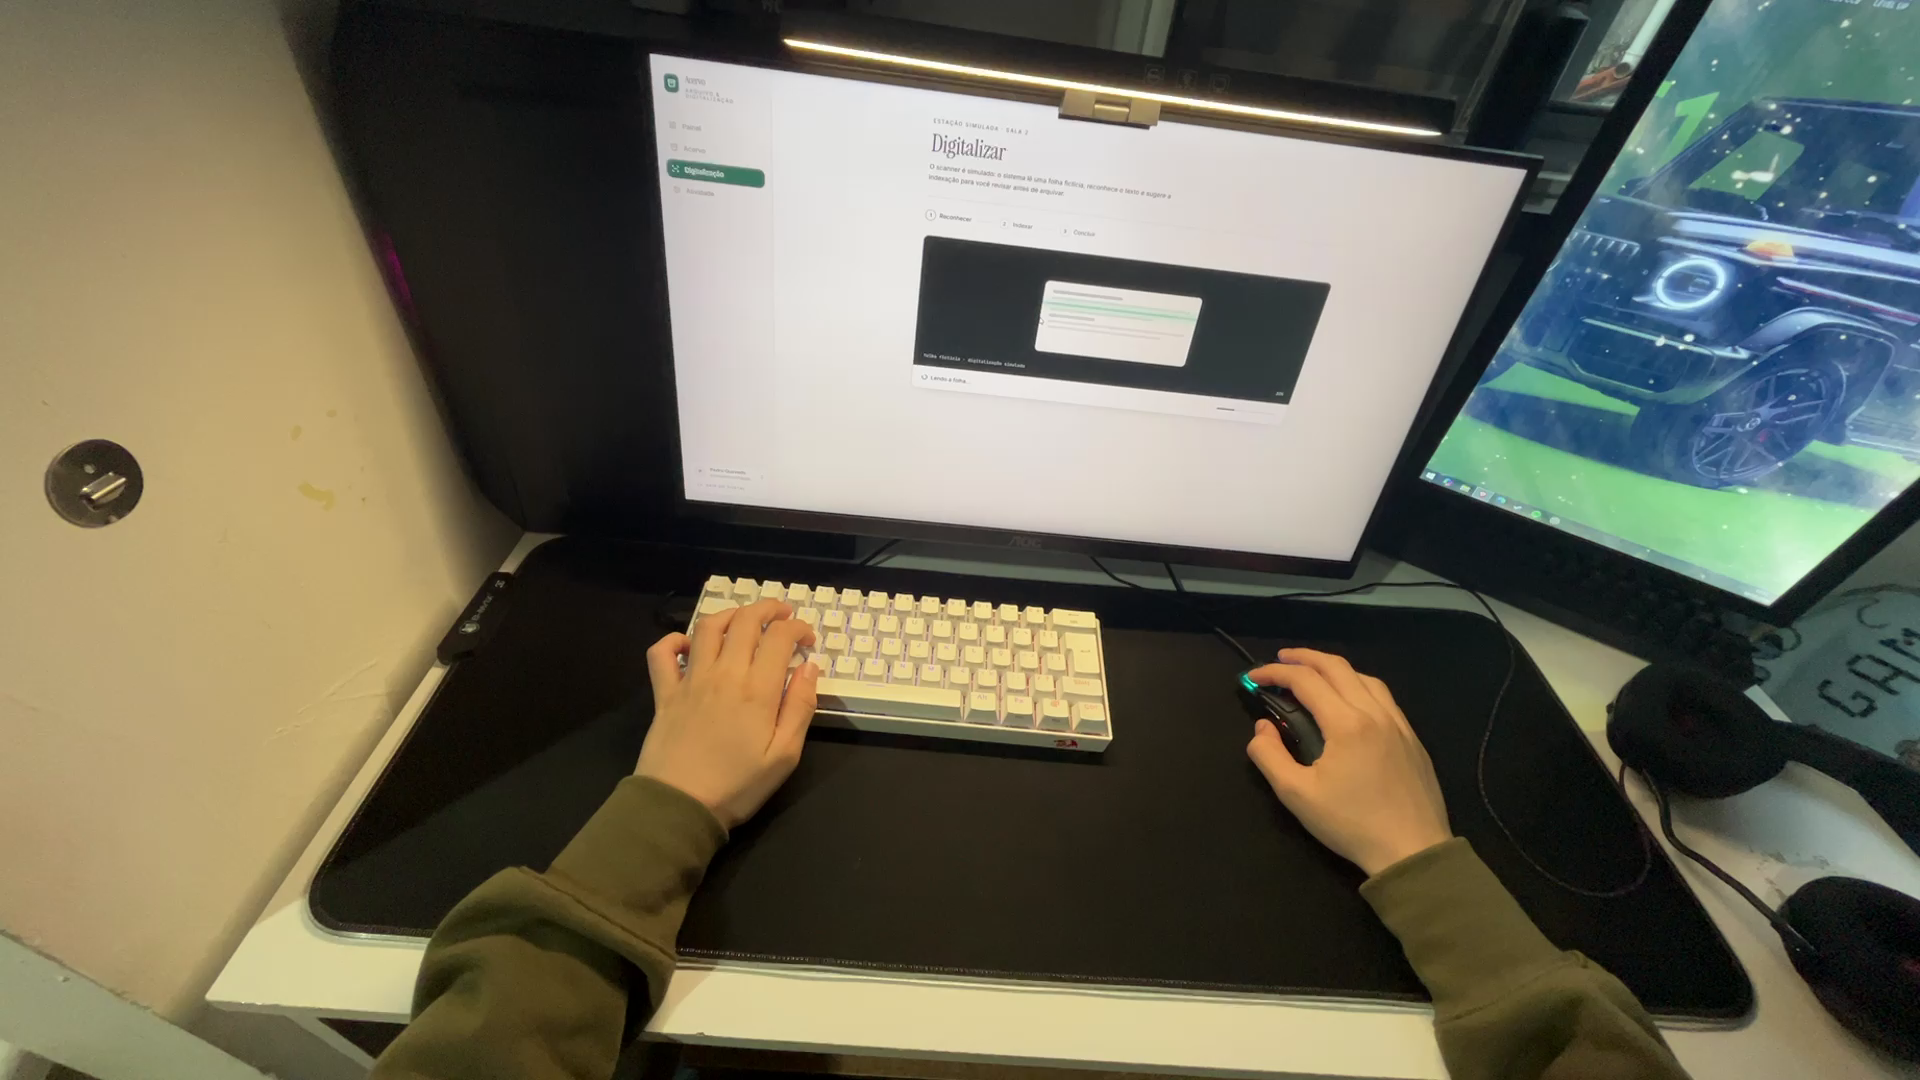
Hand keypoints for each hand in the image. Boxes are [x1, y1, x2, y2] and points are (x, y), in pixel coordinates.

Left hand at [638, 598, 819, 828]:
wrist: (677, 808)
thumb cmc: (737, 785)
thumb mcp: (785, 755)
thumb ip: (801, 707)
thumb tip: (810, 668)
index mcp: (757, 689)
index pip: (780, 636)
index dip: (798, 628)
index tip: (808, 640)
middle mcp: (724, 673)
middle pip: (746, 620)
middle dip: (769, 609)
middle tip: (783, 615)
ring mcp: (690, 680)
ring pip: (709, 626)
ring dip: (731, 614)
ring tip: (745, 620)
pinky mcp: (665, 693)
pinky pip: (662, 653)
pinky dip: (675, 640)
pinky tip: (690, 645)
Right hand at [1244, 648, 1451, 875]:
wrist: (1413, 853)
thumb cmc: (1351, 823)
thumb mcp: (1295, 794)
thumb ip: (1268, 754)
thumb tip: (1262, 728)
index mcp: (1346, 723)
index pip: (1304, 680)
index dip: (1274, 673)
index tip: (1252, 678)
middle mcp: (1375, 713)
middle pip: (1336, 667)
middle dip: (1303, 658)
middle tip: (1279, 661)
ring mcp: (1399, 725)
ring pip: (1364, 677)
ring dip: (1333, 668)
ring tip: (1312, 674)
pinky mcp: (1412, 739)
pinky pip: (1383, 696)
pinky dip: (1357, 684)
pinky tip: (1348, 699)